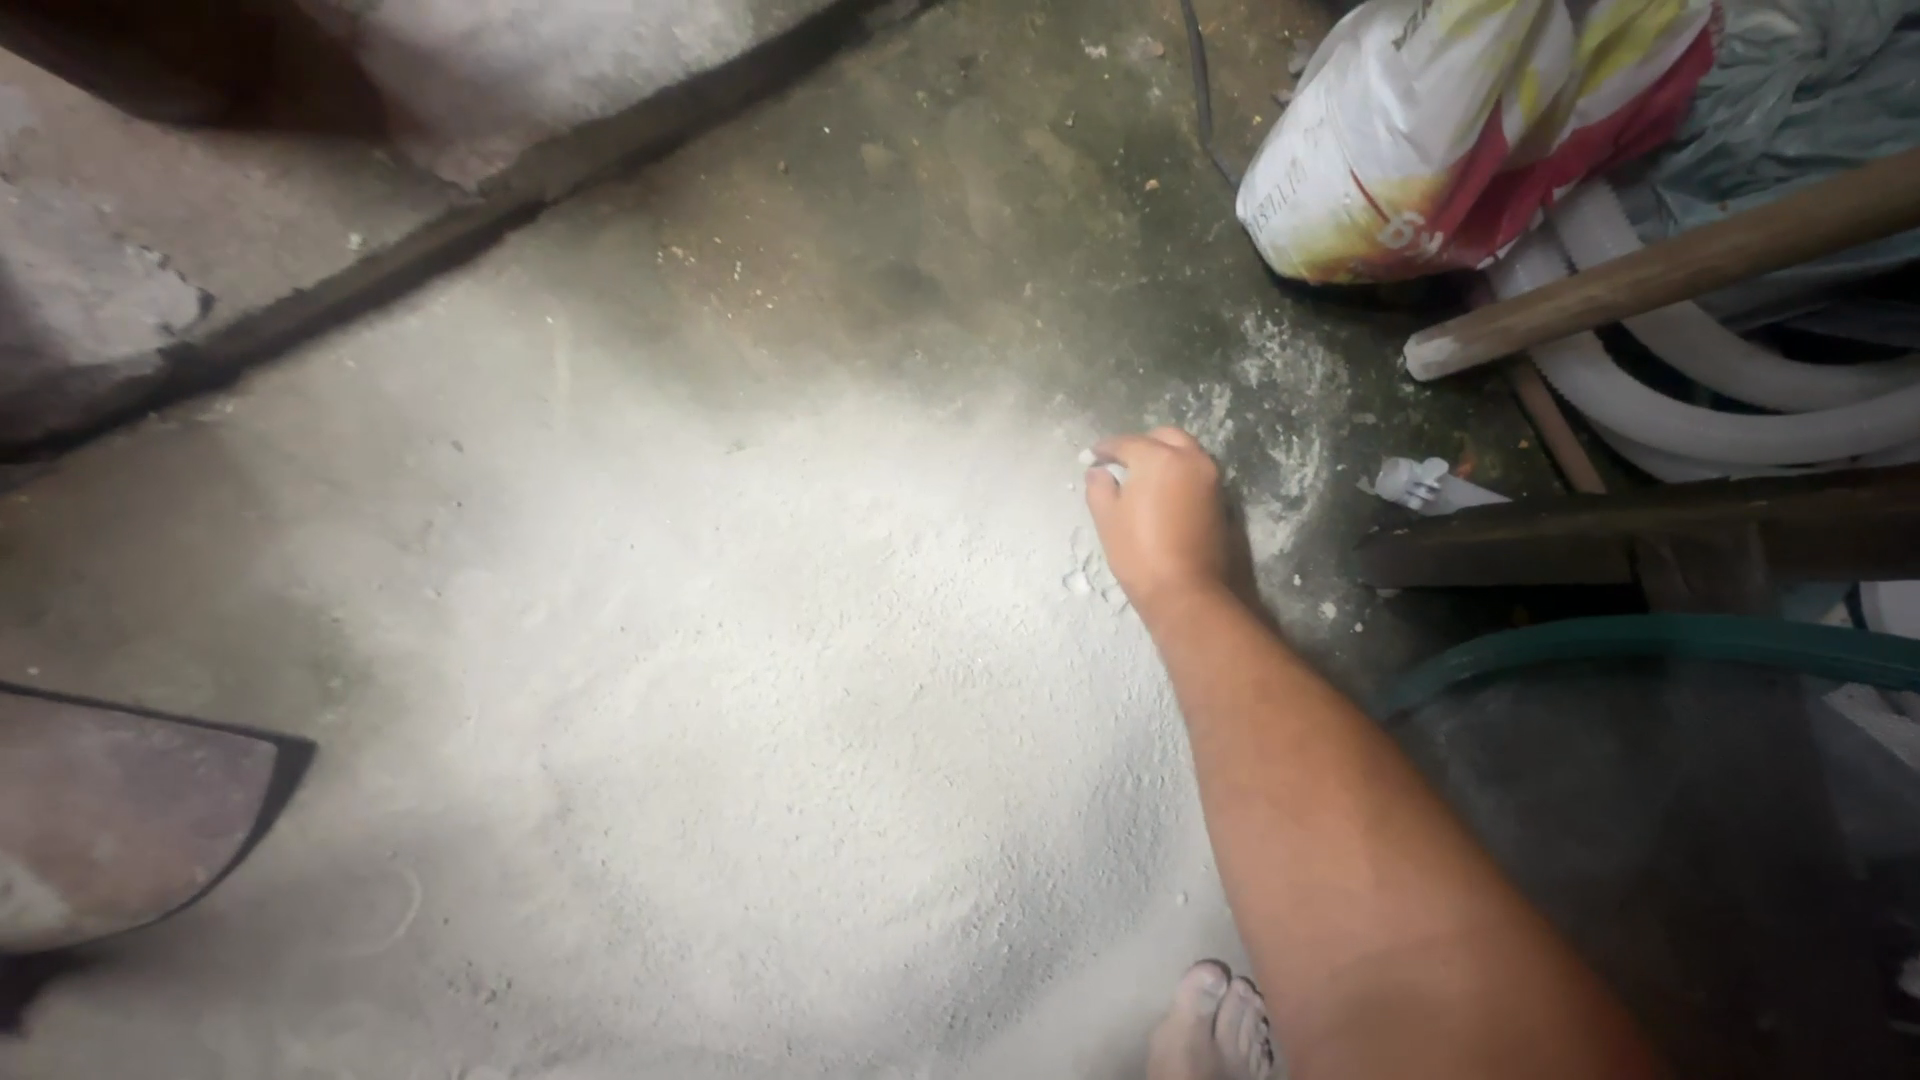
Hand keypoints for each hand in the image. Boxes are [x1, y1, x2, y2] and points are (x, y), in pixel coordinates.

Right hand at [1085, 427, 1233, 617]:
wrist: (1185, 591)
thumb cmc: (1139, 552)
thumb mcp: (1107, 518)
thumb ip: (1099, 486)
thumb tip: (1098, 471)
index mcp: (1159, 458)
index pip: (1126, 443)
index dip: (1105, 449)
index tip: (1091, 457)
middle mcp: (1190, 459)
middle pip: (1164, 437)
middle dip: (1140, 444)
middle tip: (1120, 461)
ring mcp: (1210, 478)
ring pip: (1185, 452)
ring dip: (1163, 456)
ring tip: (1140, 476)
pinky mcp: (1220, 499)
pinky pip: (1195, 472)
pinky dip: (1178, 473)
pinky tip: (1161, 492)